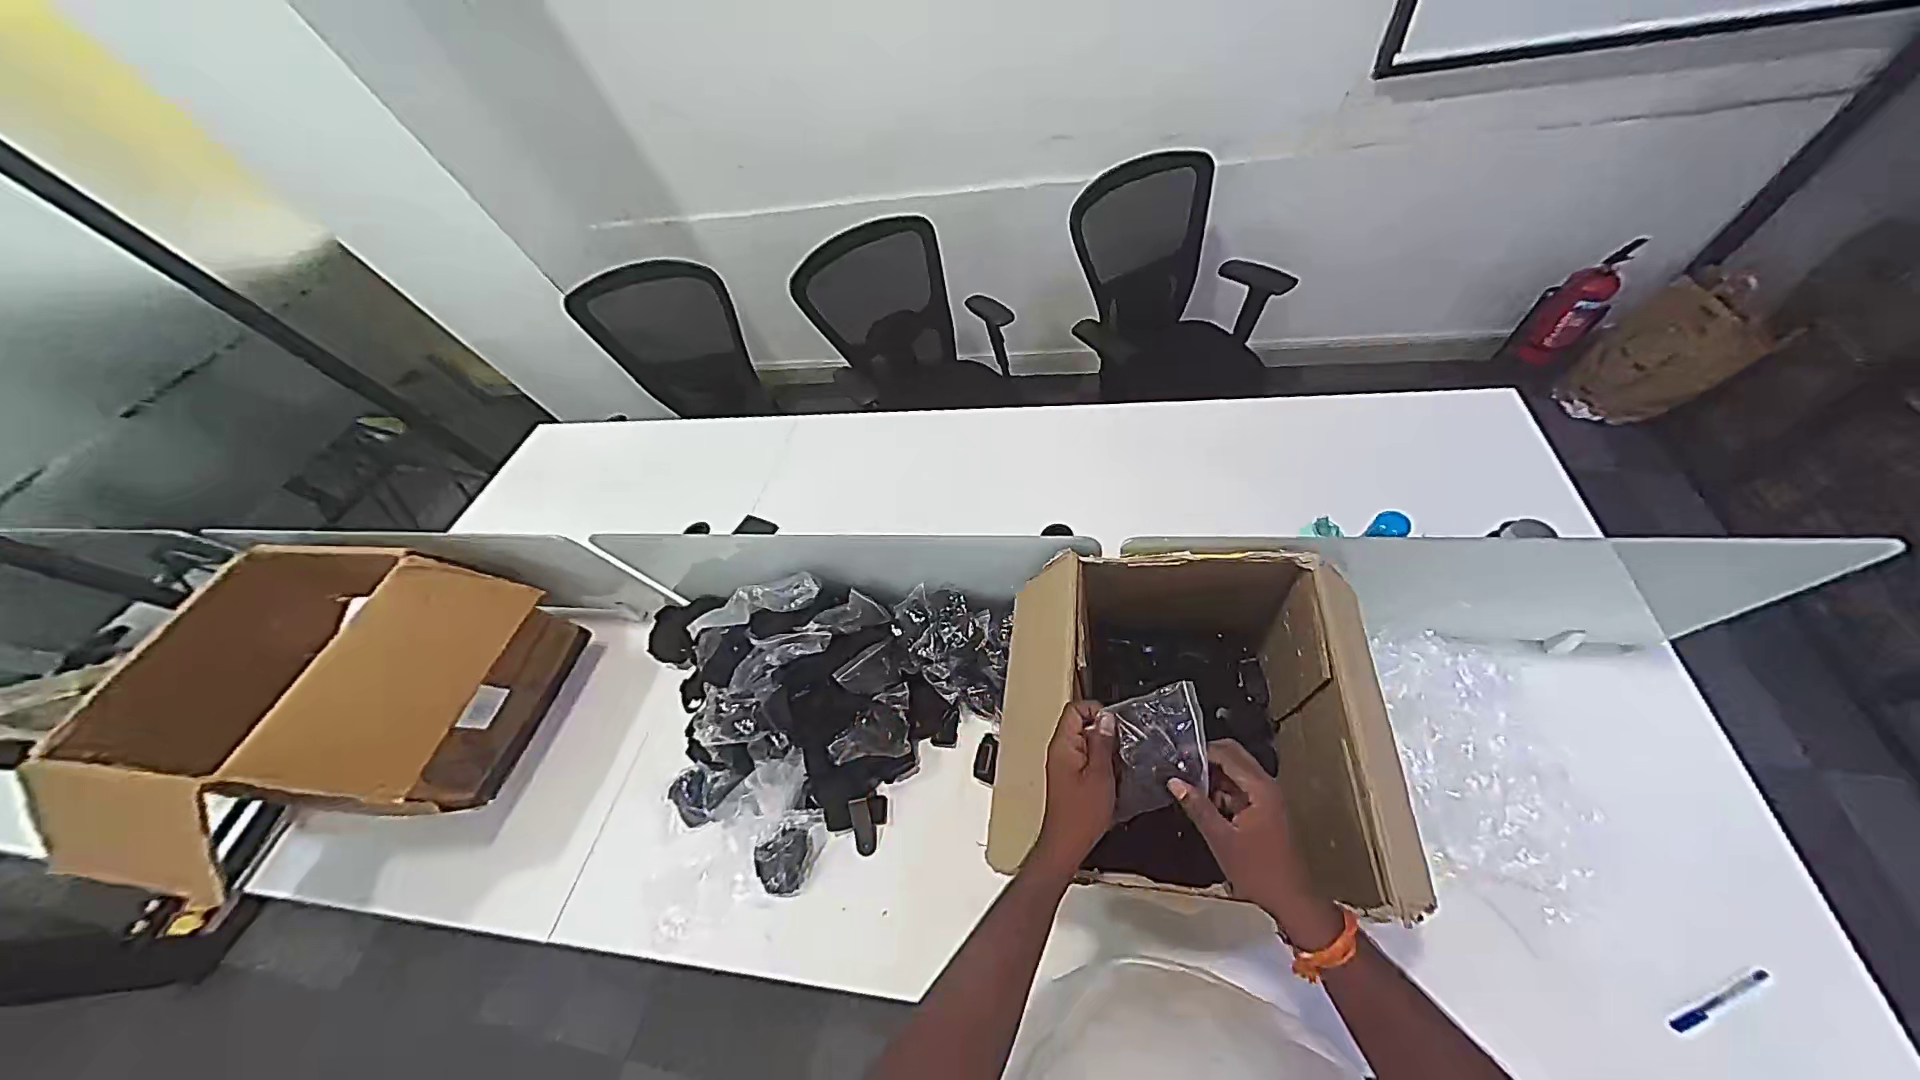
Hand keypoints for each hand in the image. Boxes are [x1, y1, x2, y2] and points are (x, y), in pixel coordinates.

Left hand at [1031, 701, 1115, 875]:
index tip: (1114, 723)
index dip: (1095, 710)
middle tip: (1120, 748)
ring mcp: (1063, 763)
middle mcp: (1060, 750)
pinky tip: (1111, 779)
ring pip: (1086, 742)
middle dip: (1103, 733)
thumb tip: (1106, 718)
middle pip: (1081, 724)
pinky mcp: (1069, 776)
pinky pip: (1086, 758)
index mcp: (1063, 744)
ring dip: (1103, 750)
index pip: (1074, 709)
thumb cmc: (1080, 815)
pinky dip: (1100, 764)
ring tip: (1116, 767)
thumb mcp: (1100, 774)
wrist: (1067, 843)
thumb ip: (1103, 743)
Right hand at [1170, 740, 1344, 948]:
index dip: (1200, 752)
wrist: (1292, 901)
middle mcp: (1267, 786)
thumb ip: (1197, 805)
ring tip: (1188, 787)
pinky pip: (1241, 787)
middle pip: (1234, 756)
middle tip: (1181, 769)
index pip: (1226, 753)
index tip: (1176, 757)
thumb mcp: (1220, 838)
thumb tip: (1174, 781)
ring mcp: (1269, 797)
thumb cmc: (1258, 871)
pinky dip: (1223, 790)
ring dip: (1214, 775)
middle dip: (1207, 759)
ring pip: (1237, 771)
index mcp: (1260, 788)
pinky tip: (1205, 804)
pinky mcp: (1266, 809)